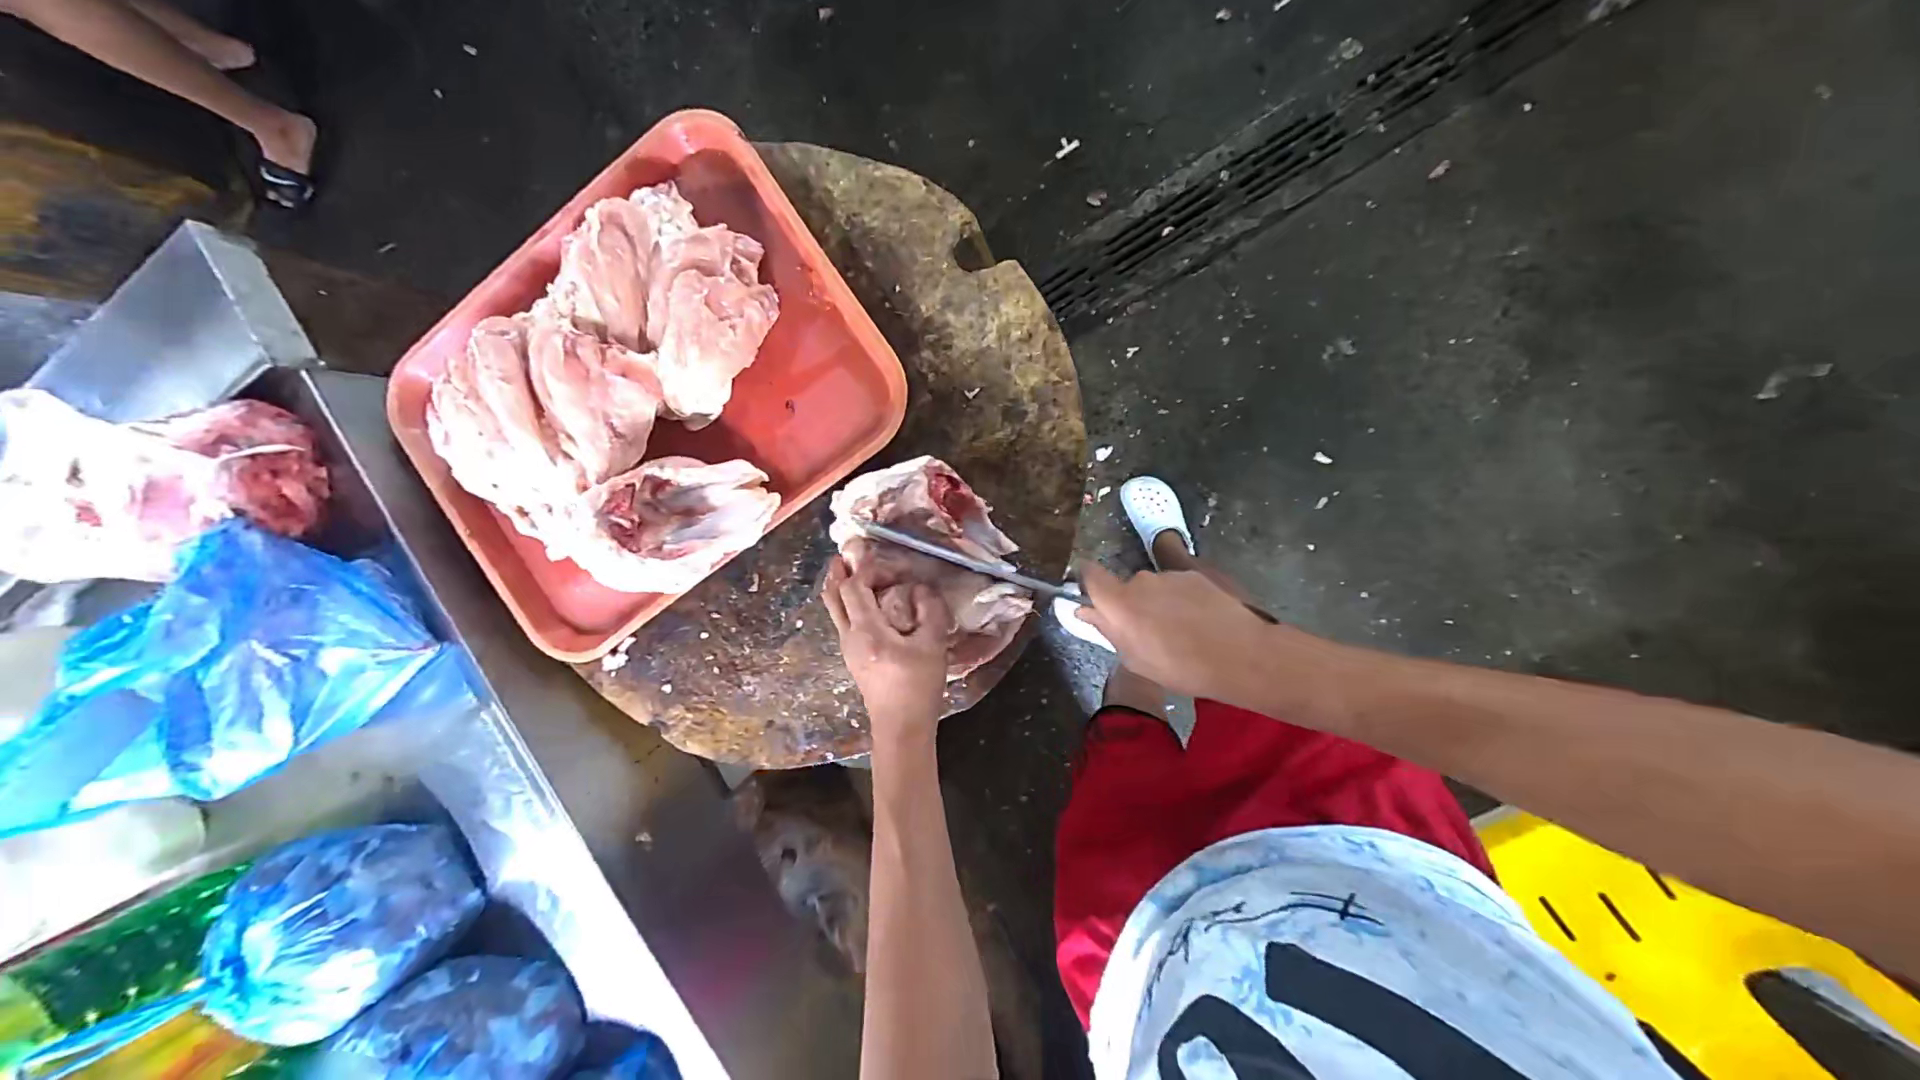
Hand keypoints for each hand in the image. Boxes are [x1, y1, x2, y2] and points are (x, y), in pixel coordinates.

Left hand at [823, 556, 951, 738]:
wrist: (901, 728)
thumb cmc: (917, 687)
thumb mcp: (933, 646)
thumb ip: (930, 611)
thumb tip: (922, 589)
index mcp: (867, 631)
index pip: (855, 588)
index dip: (869, 569)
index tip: (891, 566)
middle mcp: (850, 636)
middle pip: (833, 596)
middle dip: (838, 573)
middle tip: (845, 555)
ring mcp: (848, 648)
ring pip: (835, 610)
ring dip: (842, 588)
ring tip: (851, 572)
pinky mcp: (854, 658)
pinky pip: (844, 621)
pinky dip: (849, 604)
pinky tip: (865, 603)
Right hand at [1077, 561, 1276, 700]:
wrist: (1240, 656)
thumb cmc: (1180, 668)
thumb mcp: (1135, 659)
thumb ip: (1108, 630)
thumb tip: (1087, 612)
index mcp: (1118, 603)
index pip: (1090, 574)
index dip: (1089, 581)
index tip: (1095, 597)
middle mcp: (1141, 580)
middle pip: (1127, 585)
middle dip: (1133, 603)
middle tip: (1148, 631)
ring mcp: (1171, 575)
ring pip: (1155, 586)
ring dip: (1160, 601)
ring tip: (1181, 630)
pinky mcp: (1197, 574)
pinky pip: (1179, 584)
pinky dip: (1183, 599)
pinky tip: (1201, 621)